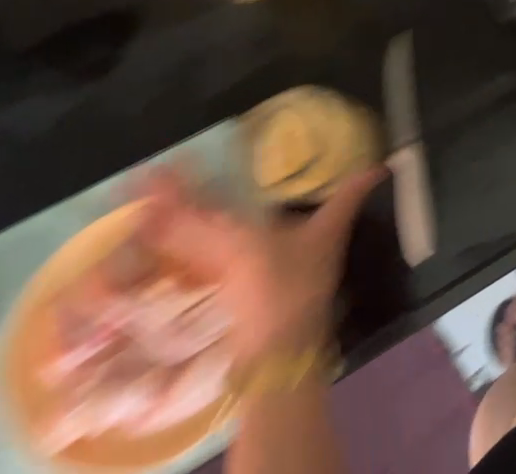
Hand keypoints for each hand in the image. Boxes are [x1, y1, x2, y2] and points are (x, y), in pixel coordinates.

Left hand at [134, 165, 381, 361]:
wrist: (284, 348)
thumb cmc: (301, 286)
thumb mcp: (328, 237)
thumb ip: (348, 199)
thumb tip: (378, 167)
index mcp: (235, 232)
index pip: (193, 205)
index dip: (170, 187)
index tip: (153, 169)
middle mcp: (213, 250)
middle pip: (172, 225)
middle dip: (154, 204)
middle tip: (136, 182)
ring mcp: (209, 274)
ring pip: (173, 244)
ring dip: (157, 225)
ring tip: (143, 207)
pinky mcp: (216, 290)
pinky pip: (183, 260)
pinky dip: (172, 245)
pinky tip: (172, 241)